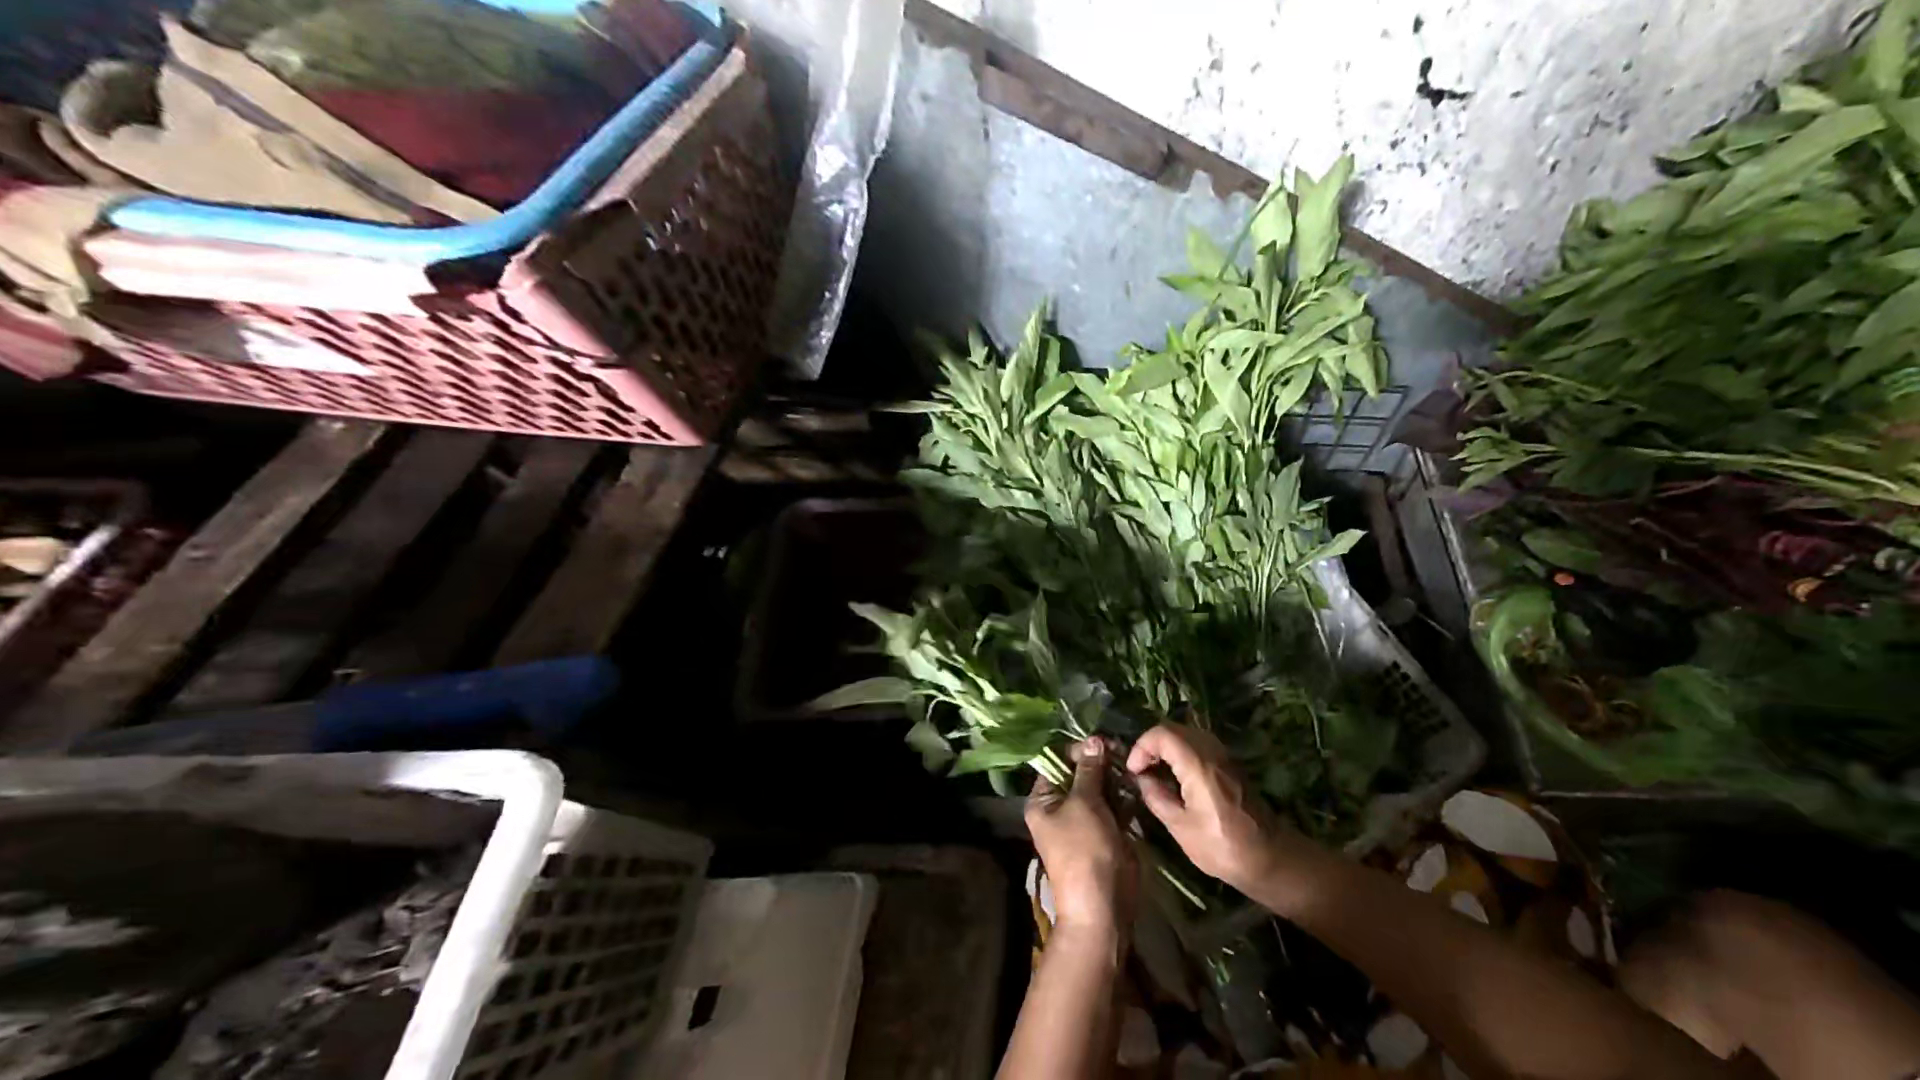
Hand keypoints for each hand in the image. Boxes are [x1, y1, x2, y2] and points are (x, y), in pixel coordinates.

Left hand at [1026, 737, 1135, 938]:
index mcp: (1043, 800)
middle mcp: (1060, 807)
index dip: (1077, 750)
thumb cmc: (1085, 850)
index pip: (1056, 763)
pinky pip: (1113, 806)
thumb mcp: (1084, 804)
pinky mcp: (1106, 831)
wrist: (1103, 905)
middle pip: (1080, 774)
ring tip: (1132, 764)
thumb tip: (1093, 740)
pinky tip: (1137, 783)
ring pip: (1099, 789)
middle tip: (1123, 750)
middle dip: (1100, 762)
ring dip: (1115, 777)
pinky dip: (1124, 795)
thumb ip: (1089, 771)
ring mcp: (1085, 819)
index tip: (1101, 743)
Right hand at [1126, 724, 1317, 895]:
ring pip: (1187, 734)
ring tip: (1155, 771)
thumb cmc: (1224, 848)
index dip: (1141, 747)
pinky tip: (1176, 776)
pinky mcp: (1231, 765)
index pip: (1162, 734)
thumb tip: (1142, 780)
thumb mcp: (1181, 828)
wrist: (1272, 859)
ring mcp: (1224, 757)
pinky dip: (1182, 752)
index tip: (1134, 771)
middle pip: (1174, 729)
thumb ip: (1157, 798)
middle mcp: (1213, 753)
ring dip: (1167, 747)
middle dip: (1151, 744)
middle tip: (1141, 769)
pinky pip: (1199, 745)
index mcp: (1199, 766)